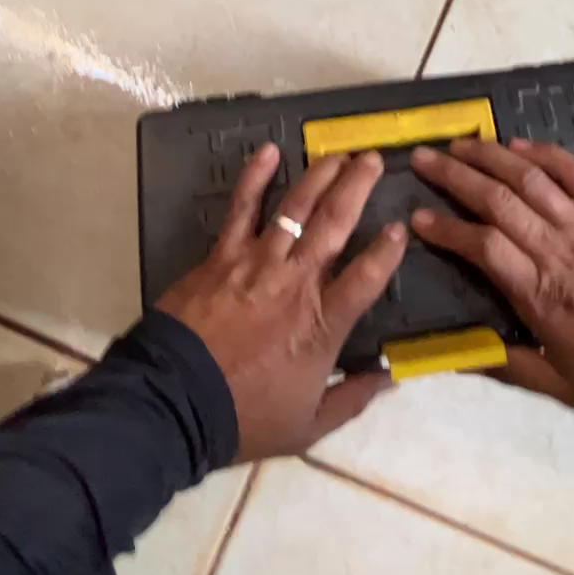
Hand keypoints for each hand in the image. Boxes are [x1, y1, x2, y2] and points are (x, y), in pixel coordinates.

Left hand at [157, 143, 406, 461]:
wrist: (173, 404)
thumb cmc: (245, 415)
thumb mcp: (308, 423)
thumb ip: (352, 397)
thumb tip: (390, 376)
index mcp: (322, 323)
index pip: (366, 277)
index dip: (387, 250)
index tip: (400, 227)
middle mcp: (295, 282)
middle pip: (334, 225)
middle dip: (356, 188)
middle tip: (372, 159)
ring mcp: (257, 263)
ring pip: (295, 208)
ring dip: (320, 176)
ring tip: (340, 154)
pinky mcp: (222, 255)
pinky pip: (241, 210)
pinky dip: (255, 178)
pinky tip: (269, 151)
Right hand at [410, 137, 573, 411]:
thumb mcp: (565, 387)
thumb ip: (511, 368)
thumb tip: (462, 355)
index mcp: (540, 293)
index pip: (482, 247)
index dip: (446, 229)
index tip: (418, 217)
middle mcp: (556, 249)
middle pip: (497, 201)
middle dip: (454, 176)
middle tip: (424, 158)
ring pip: (530, 179)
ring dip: (490, 156)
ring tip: (460, 143)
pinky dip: (545, 154)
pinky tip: (519, 143)